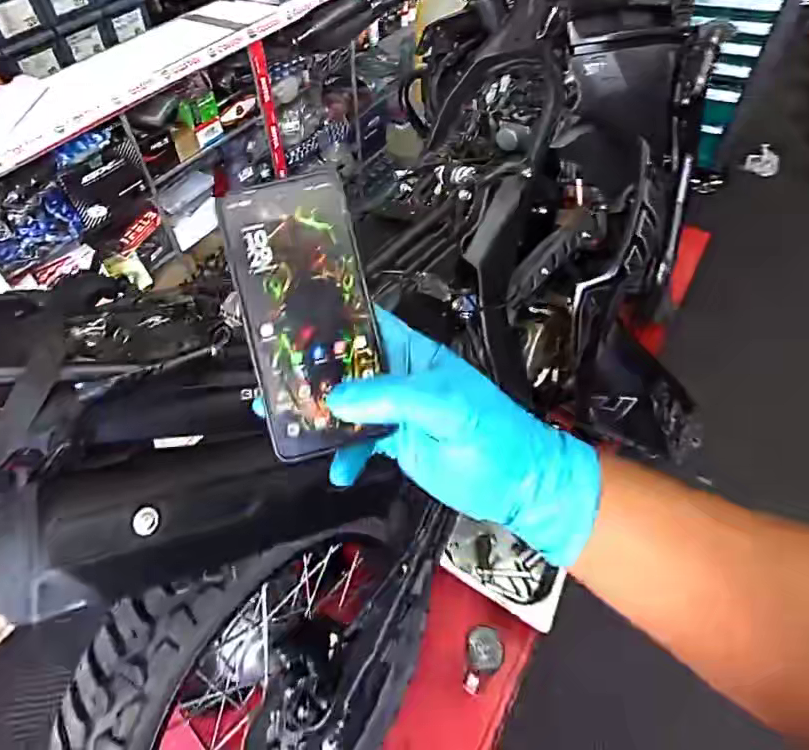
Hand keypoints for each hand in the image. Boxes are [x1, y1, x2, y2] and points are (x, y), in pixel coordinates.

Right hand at [326, 309, 601, 565]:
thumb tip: (341, 398)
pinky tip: (340, 467)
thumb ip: (392, 398)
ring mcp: (395, 409)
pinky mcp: (395, 440)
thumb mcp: (447, 407)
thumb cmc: (499, 436)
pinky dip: (345, 453)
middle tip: (286, 380)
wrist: (521, 487)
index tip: (302, 324)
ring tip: (301, 425)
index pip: (370, 324)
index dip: (338, 321)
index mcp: (415, 353)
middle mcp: (400, 377)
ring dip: (325, 414)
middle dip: (319, 372)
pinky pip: (359, 441)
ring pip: (348, 404)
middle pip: (350, 365)